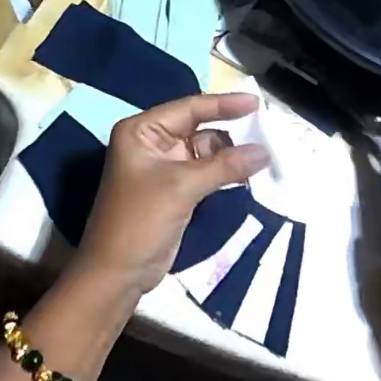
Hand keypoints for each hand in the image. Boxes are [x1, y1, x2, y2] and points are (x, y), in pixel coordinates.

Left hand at [75, 92, 267, 293]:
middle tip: (265, 125)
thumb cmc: (140, 221)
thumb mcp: (183, 187)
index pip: (189, 108)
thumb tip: (265, 152)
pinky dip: (226, 170)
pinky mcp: (174, 188)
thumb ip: (225, 166)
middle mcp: (151, 142)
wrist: (115, 277)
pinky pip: (206, 170)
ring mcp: (163, 166)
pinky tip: (249, 171)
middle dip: (231, 127)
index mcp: (142, 131)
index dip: (224, 104)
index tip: (256, 102)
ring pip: (205, 149)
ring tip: (264, 151)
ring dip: (231, 152)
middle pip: (199, 125)